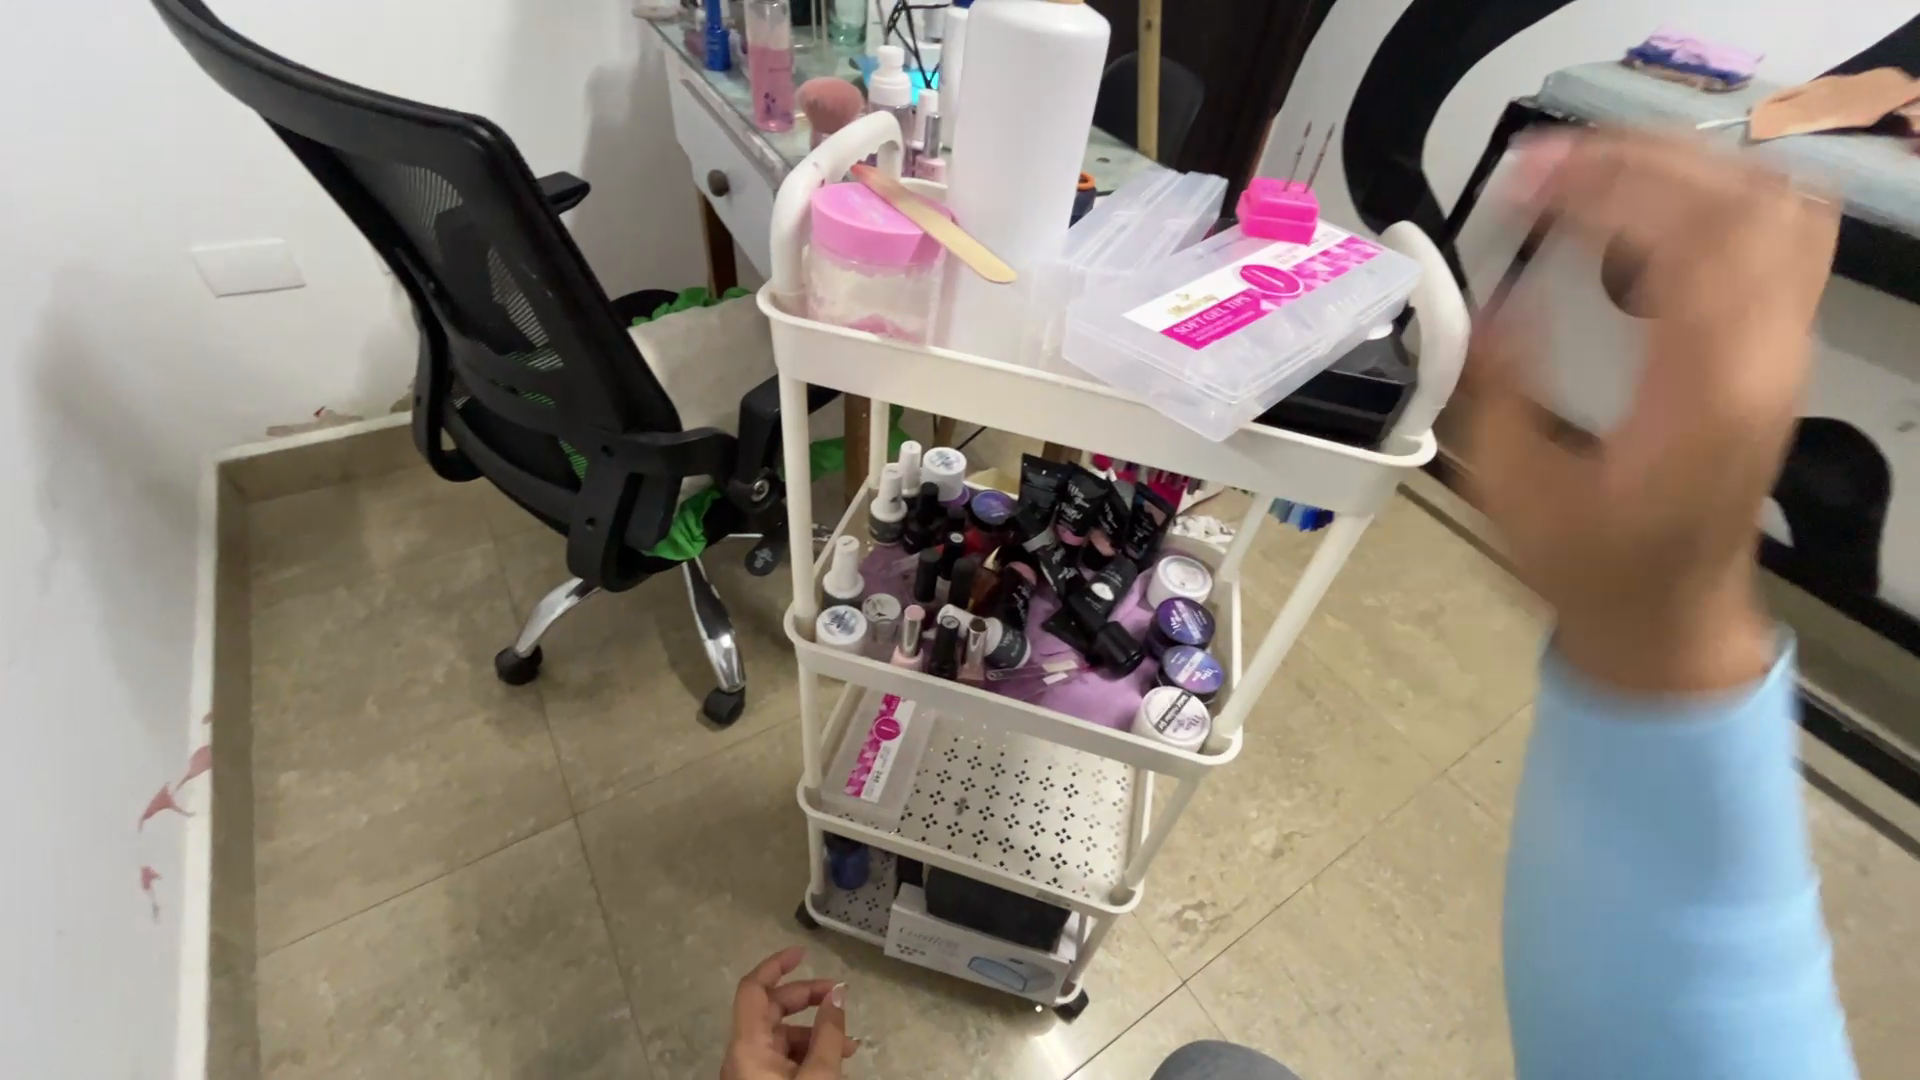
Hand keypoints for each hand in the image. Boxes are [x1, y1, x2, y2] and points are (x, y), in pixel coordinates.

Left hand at [720, 946, 855, 1079]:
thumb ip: (828, 1033)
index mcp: (746, 1046)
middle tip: (839, 996)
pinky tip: (835, 1062)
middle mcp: (741, 1056)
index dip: (776, 964)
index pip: (752, 988)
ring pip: (781, 1037)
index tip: (804, 953)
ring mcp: (749, 1074)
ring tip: (848, 1045)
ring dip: (815, 1032)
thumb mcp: (818, 1075)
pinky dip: (807, 1053)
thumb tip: (837, 993)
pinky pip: (781, 1060)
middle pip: (771, 1009)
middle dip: (807, 998)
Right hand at [1467, 129, 1838, 693]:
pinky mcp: (1772, 350)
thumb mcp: (1513, 485)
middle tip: (1551, 163)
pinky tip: (1640, 215)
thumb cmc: (1583, 559)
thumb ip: (1500, 389)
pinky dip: (1707, 204)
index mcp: (1701, 394)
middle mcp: (1766, 357)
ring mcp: (1782, 349)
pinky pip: (1769, 245)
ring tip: (1592, 174)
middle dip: (1646, 161)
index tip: (1528, 178)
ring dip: (1685, 172)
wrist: (1663, 606)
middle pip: (1752, 205)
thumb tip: (1490, 306)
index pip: (1689, 245)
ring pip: (1777, 212)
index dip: (1609, 190)